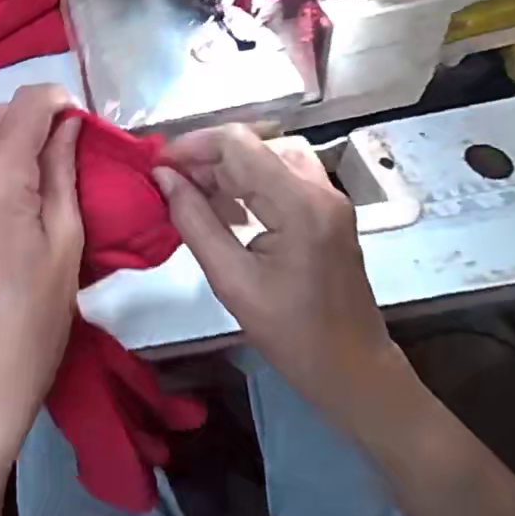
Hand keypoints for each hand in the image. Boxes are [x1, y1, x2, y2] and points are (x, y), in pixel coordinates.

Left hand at [0, 84, 84, 440]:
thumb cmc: (39, 312)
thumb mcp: (66, 238)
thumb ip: (63, 171)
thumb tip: (69, 124)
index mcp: (0, 183)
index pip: (25, 108)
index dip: (59, 100)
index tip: (87, 119)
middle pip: (2, 113)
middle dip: (40, 109)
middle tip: (77, 135)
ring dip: (22, 127)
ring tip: (58, 152)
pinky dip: (7, 149)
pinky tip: (32, 174)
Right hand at [154, 126, 403, 416]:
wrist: (355, 371)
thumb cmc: (293, 337)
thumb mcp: (232, 282)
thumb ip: (194, 221)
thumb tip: (164, 178)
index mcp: (300, 204)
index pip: (238, 144)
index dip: (193, 145)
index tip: (159, 165)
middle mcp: (319, 187)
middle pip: (252, 145)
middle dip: (206, 159)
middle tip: (170, 184)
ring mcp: (328, 195)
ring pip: (266, 155)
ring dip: (226, 169)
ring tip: (193, 194)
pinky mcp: (327, 207)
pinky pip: (282, 174)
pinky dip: (249, 181)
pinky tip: (226, 206)